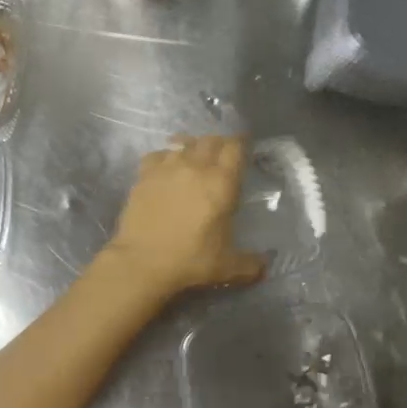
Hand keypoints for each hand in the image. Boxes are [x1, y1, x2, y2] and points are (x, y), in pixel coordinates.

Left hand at [103, 136, 266, 296]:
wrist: (142, 262)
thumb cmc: (190, 260)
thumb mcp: (228, 266)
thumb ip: (251, 264)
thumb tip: (264, 266)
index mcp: (221, 182)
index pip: (235, 148)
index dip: (241, 144)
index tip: (243, 147)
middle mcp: (195, 167)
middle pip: (210, 141)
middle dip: (218, 144)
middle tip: (221, 156)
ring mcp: (166, 168)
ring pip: (183, 144)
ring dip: (192, 148)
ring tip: (193, 159)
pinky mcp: (143, 175)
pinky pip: (158, 154)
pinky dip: (165, 157)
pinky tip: (165, 168)